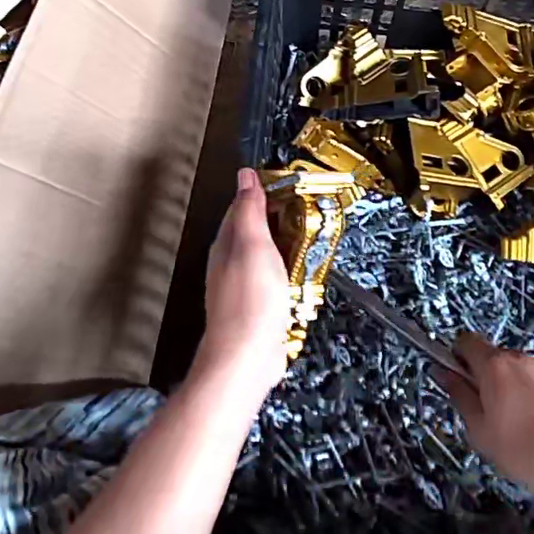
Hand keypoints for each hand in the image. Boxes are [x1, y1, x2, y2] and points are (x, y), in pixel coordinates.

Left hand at [193, 168, 292, 404]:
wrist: (247, 357)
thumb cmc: (249, 303)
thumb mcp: (253, 245)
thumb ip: (250, 210)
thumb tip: (245, 176)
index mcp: (227, 243)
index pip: (242, 205)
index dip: (264, 191)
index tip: (288, 183)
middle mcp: (231, 263)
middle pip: (254, 230)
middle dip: (277, 217)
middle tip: (304, 207)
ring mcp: (244, 286)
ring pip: (266, 255)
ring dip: (285, 244)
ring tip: (306, 235)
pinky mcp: (258, 307)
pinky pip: (275, 279)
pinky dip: (289, 270)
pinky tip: (300, 273)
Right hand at [437, 332, 533, 502]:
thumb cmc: (523, 449)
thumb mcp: (479, 429)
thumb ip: (459, 396)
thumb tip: (443, 374)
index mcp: (493, 364)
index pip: (465, 341)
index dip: (455, 357)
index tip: (454, 382)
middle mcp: (517, 358)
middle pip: (488, 355)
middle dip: (478, 375)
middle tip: (478, 410)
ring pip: (509, 369)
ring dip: (500, 386)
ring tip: (506, 424)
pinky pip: (528, 380)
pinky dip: (521, 394)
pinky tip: (528, 425)